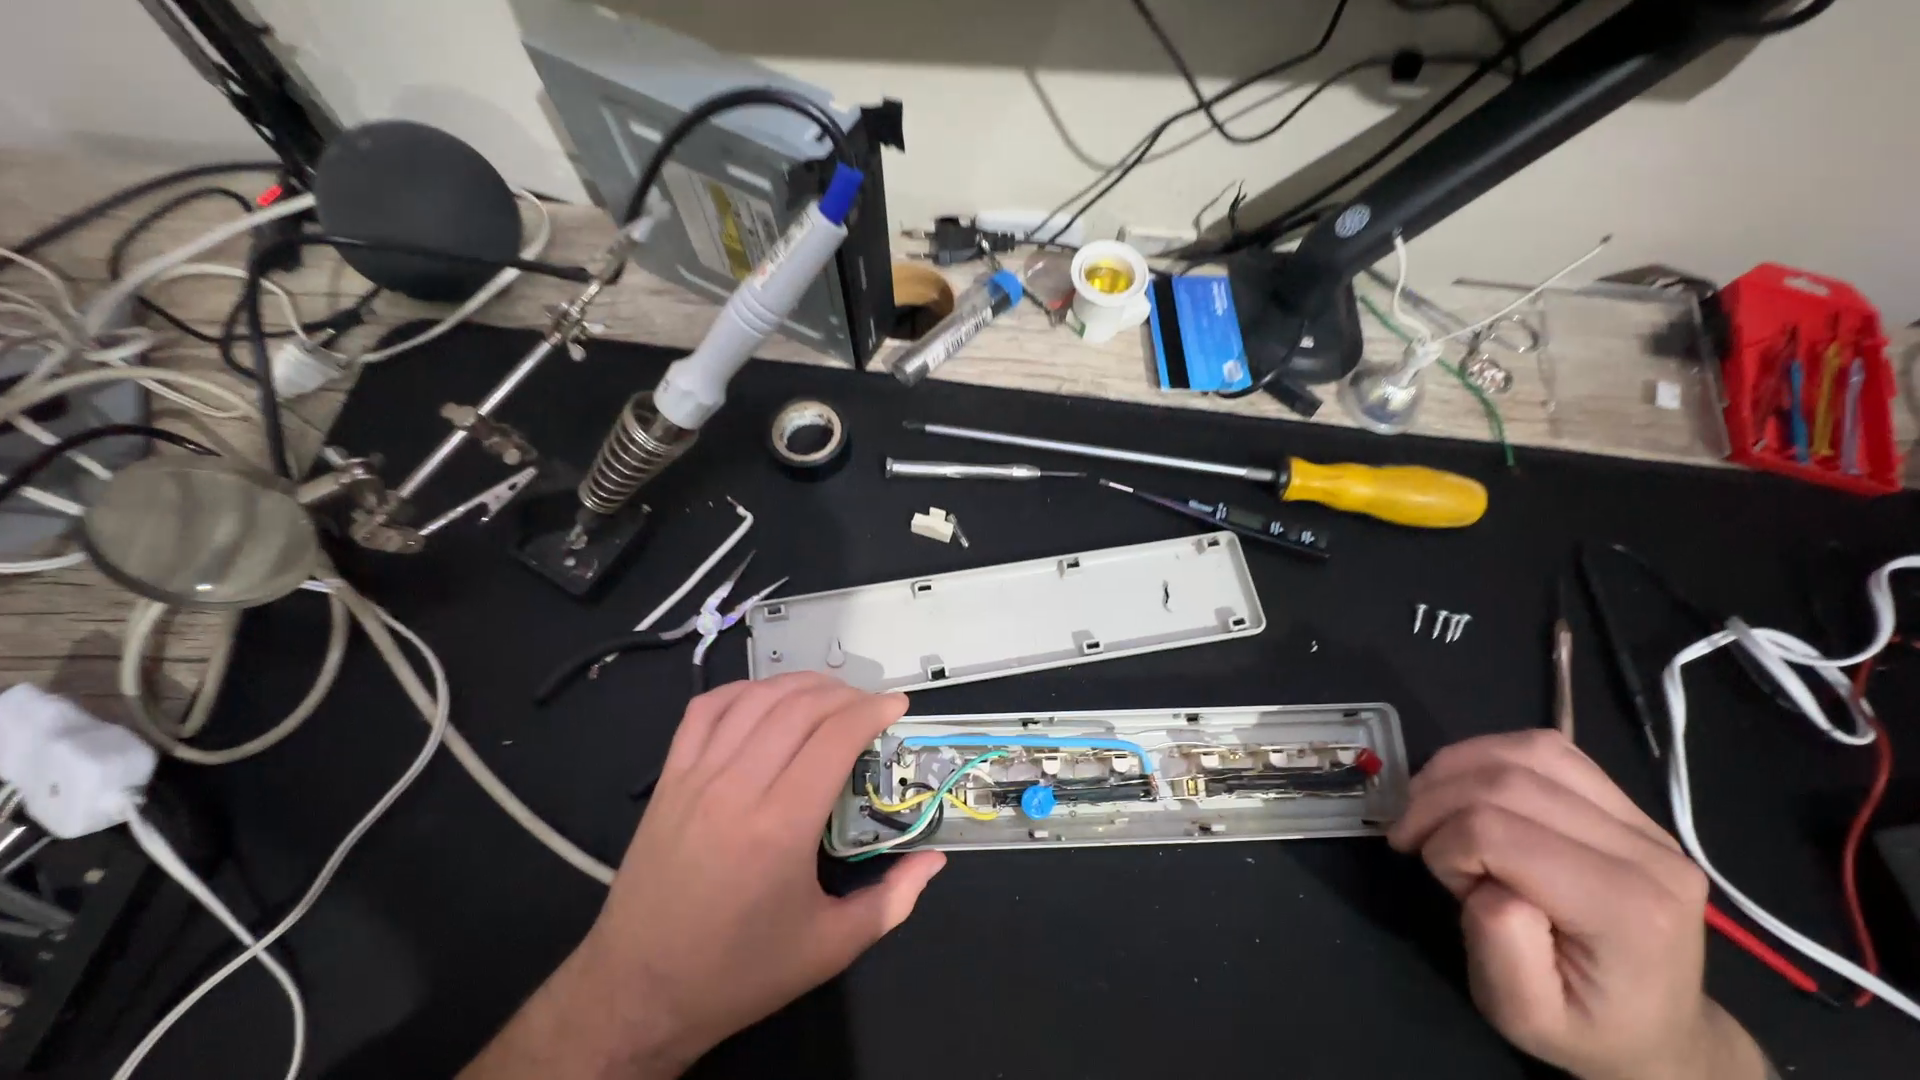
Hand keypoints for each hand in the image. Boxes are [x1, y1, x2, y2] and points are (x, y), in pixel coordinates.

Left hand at [462, 673, 942, 1078]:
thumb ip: (893, 899)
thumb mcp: (831, 947)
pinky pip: (705, 711)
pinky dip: (742, 691)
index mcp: (782, 826)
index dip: (872, 711)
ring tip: (828, 694)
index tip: (896, 706)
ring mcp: (696, 778)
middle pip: (798, 708)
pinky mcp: (668, 780)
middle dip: (844, 694)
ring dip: (798, 685)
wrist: (641, 990)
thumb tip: (935, 859)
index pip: (834, 737)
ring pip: (754, 700)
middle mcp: (737, 788)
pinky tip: (765, 698)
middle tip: (870, 705)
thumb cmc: (742, 972)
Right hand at [1388, 730, 1767, 1079]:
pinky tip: (1467, 786)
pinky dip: (1489, 755)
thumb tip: (1487, 883)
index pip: (1499, 832)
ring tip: (1429, 803)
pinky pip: (1548, 749)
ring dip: (1456, 767)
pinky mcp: (1629, 806)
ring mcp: (1645, 822)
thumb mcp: (1525, 1016)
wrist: (1661, 1030)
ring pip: (1529, 750)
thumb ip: (1503, 951)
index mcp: (1625, 910)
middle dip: (1436, 801)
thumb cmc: (1584, 1027)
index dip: (1443, 846)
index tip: (1437, 880)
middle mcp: (1648, 853)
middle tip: (1409, 836)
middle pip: (1509, 781)